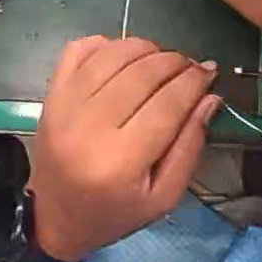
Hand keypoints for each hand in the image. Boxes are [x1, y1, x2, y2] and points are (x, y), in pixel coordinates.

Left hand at [28, 37, 220, 261]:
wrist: (54, 217)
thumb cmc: (113, 213)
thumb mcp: (163, 197)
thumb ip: (190, 147)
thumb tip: (210, 97)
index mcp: (120, 162)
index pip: (167, 104)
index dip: (193, 82)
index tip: (209, 72)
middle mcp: (88, 128)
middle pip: (141, 74)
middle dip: (174, 62)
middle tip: (189, 67)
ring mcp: (64, 107)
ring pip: (112, 55)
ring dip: (145, 48)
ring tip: (161, 60)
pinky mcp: (50, 95)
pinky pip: (78, 50)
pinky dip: (105, 44)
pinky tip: (123, 57)